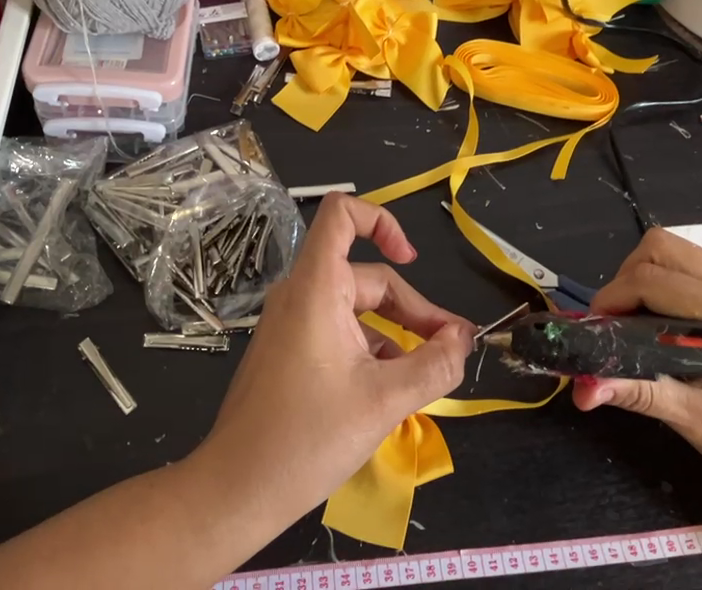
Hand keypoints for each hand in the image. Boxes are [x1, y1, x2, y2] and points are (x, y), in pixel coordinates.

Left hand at [194, 193, 472, 516]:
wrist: (237, 488)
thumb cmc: (307, 438)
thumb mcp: (384, 401)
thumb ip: (434, 365)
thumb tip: (464, 339)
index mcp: (315, 287)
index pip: (342, 214)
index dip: (382, 221)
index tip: (413, 259)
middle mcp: (301, 295)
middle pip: (366, 276)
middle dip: (414, 309)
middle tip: (453, 349)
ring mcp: (292, 323)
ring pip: (356, 310)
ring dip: (396, 334)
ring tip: (428, 375)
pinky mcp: (289, 351)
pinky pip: (338, 332)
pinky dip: (371, 350)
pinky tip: (392, 389)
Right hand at [571, 225, 701, 501]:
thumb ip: (643, 395)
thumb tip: (584, 389)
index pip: (654, 281)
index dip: (613, 298)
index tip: (596, 331)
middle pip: (661, 248)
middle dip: (624, 278)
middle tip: (614, 322)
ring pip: (672, 250)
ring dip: (640, 277)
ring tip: (632, 322)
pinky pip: (688, 265)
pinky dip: (660, 281)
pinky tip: (659, 323)